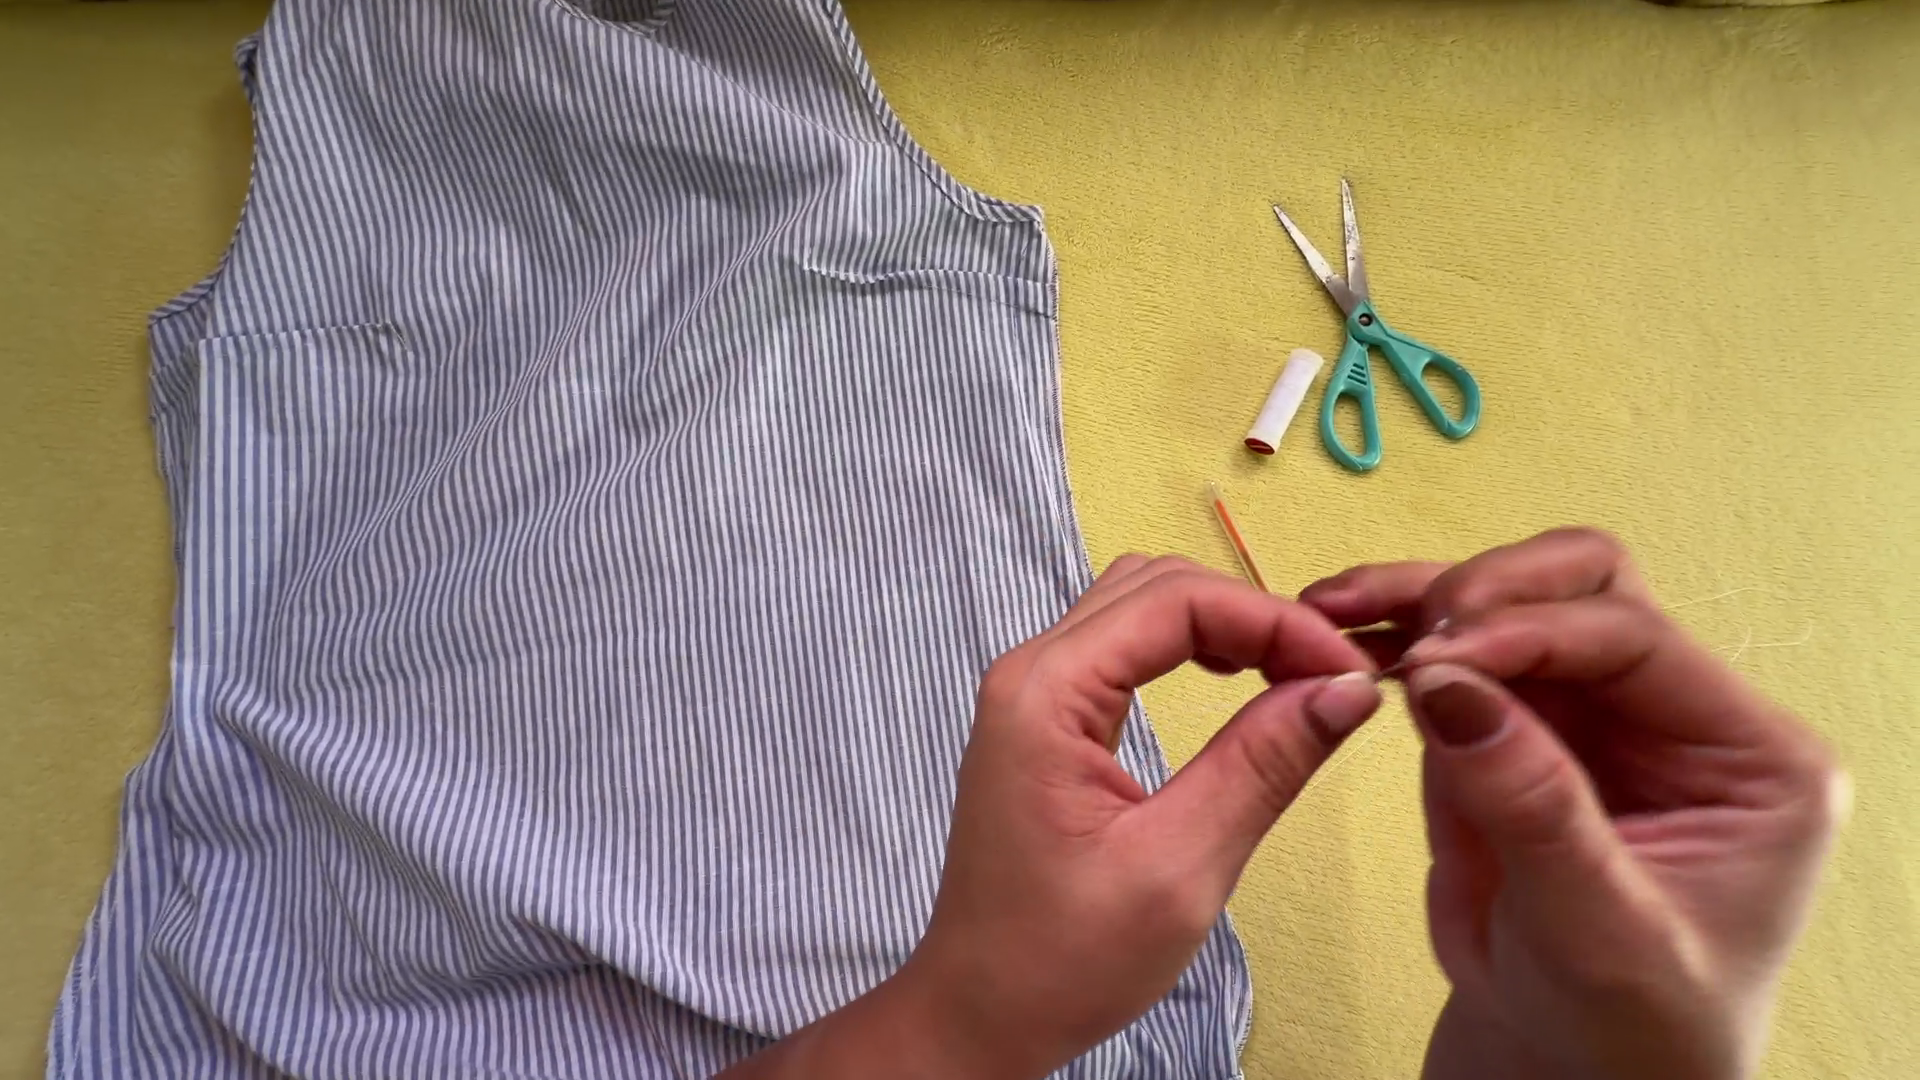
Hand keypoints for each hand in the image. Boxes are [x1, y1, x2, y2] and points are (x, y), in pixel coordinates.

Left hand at [722, 556, 1380, 1078]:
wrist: (979, 1005)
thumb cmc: (1064, 957)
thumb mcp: (1178, 869)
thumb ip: (1262, 765)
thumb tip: (1346, 689)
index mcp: (1045, 691)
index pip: (1173, 602)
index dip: (1272, 620)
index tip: (1352, 672)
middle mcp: (1030, 668)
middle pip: (1153, 587)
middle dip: (1249, 613)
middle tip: (1328, 673)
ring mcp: (1031, 686)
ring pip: (1135, 603)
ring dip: (1218, 622)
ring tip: (1288, 671)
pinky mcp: (1044, 711)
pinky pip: (1119, 644)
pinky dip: (1183, 644)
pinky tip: (1227, 676)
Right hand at [1303, 529, 1843, 1079]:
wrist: (1560, 1045)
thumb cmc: (1620, 1015)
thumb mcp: (1597, 928)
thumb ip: (1530, 803)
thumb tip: (1441, 683)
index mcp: (1735, 749)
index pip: (1626, 635)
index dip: (1523, 633)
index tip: (1429, 666)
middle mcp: (1655, 705)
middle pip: (1573, 579)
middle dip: (1478, 587)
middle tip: (1405, 634)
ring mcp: (1568, 702)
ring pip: (1492, 595)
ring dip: (1410, 591)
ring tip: (1329, 608)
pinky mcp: (1491, 712)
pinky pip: (1436, 643)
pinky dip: (1382, 627)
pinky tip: (1331, 633)